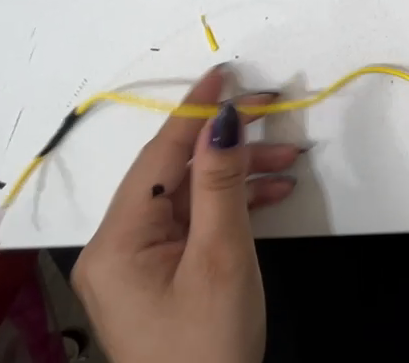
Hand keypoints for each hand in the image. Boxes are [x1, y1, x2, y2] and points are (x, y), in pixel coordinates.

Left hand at [72, 66, 303, 362]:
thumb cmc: (208, 338)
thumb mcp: (221, 254)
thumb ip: (221, 181)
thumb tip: (224, 117)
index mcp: (118, 239)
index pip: (160, 154)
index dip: (196, 109)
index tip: (227, 71)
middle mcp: (118, 243)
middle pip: (175, 169)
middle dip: (227, 139)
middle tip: (277, 110)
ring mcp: (139, 259)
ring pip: (191, 192)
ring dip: (240, 171)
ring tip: (290, 158)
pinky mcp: (162, 271)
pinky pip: (197, 218)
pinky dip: (235, 201)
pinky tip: (276, 193)